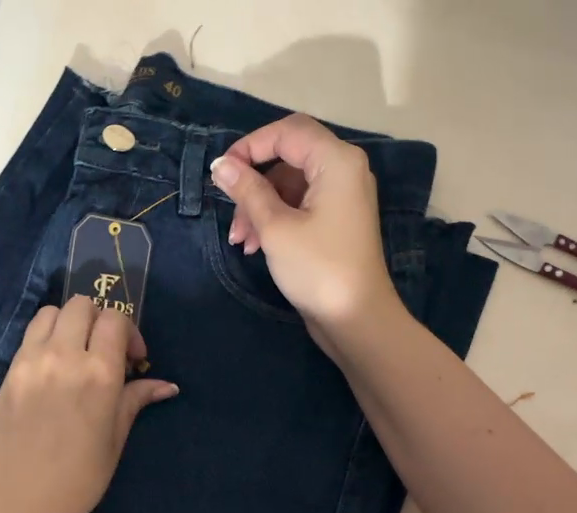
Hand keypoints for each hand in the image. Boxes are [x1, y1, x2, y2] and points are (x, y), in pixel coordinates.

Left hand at [0, 296, 177, 512]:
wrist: (23, 500)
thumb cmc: (80, 478)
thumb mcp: (115, 439)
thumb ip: (136, 401)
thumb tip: (166, 386)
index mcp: (98, 375)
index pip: (114, 320)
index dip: (128, 332)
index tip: (132, 359)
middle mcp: (63, 358)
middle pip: (80, 306)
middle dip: (98, 320)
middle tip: (104, 351)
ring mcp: (31, 362)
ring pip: (50, 313)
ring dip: (68, 323)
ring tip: (75, 354)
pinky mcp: (9, 373)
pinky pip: (29, 337)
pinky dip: (45, 340)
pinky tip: (53, 371)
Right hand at [209, 114, 408, 343]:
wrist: (355, 317)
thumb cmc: (317, 268)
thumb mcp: (276, 228)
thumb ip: (248, 191)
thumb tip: (221, 165)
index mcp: (336, 160)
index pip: (287, 132)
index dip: (250, 145)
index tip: (221, 172)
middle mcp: (344, 169)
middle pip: (289, 157)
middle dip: (254, 182)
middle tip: (229, 210)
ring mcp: (342, 196)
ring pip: (291, 185)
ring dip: (260, 206)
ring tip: (240, 240)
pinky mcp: (336, 221)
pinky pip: (301, 205)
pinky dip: (276, 219)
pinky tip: (255, 245)